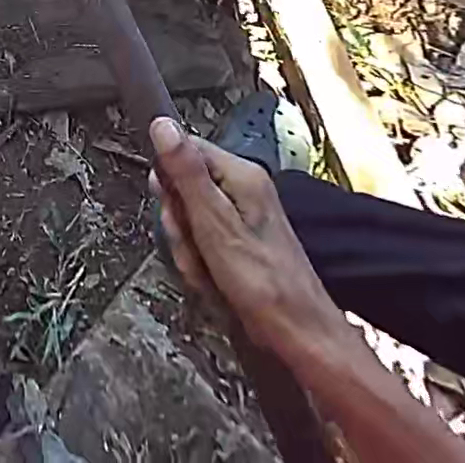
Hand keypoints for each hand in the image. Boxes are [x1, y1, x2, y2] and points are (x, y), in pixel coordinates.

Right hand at [149, 117, 349, 362]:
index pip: (182, 148)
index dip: (168, 178)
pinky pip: (201, 238)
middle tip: (194, 244)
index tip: (174, 207)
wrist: (302, 339)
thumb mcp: (214, 223)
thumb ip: (185, 172)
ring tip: (207, 267)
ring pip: (188, 216)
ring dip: (188, 246)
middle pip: (182, 185)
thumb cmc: (264, 285)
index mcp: (240, 174)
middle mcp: (242, 188)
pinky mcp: (239, 238)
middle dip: (178, 221)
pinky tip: (213, 278)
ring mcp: (241, 214)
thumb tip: (162, 124)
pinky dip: (200, 260)